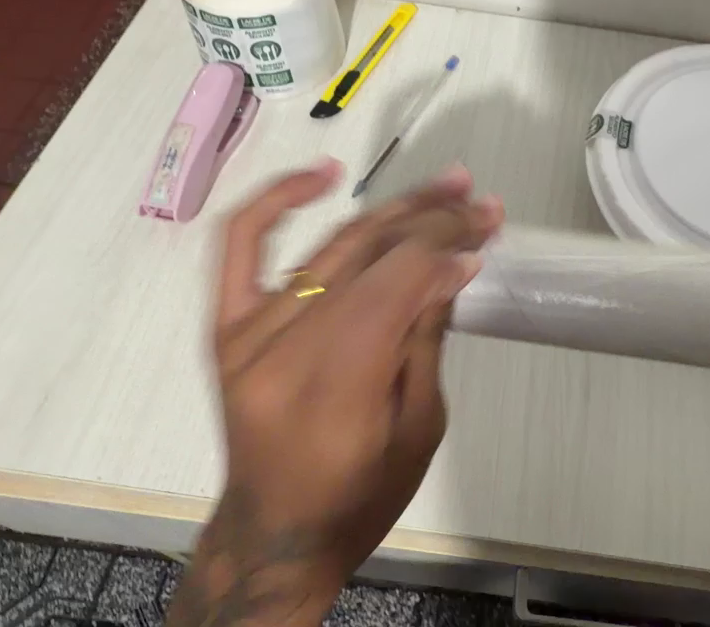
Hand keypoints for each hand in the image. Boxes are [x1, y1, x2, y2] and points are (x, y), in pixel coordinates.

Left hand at [165, 160, 502, 626]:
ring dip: (392, 209)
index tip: (484, 235)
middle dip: (433, 221)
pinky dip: (279, 198)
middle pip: (367, 256)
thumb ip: (425, 336)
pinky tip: (324, 174)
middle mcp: (280, 353)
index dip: (444, 249)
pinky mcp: (225, 327)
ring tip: (444, 186)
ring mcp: (245, 335)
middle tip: (479, 202)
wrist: (273, 534)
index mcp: (334, 393)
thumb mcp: (419, 429)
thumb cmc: (360, 495)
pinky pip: (240, 244)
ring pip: (330, 246)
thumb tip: (454, 261)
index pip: (393, 284)